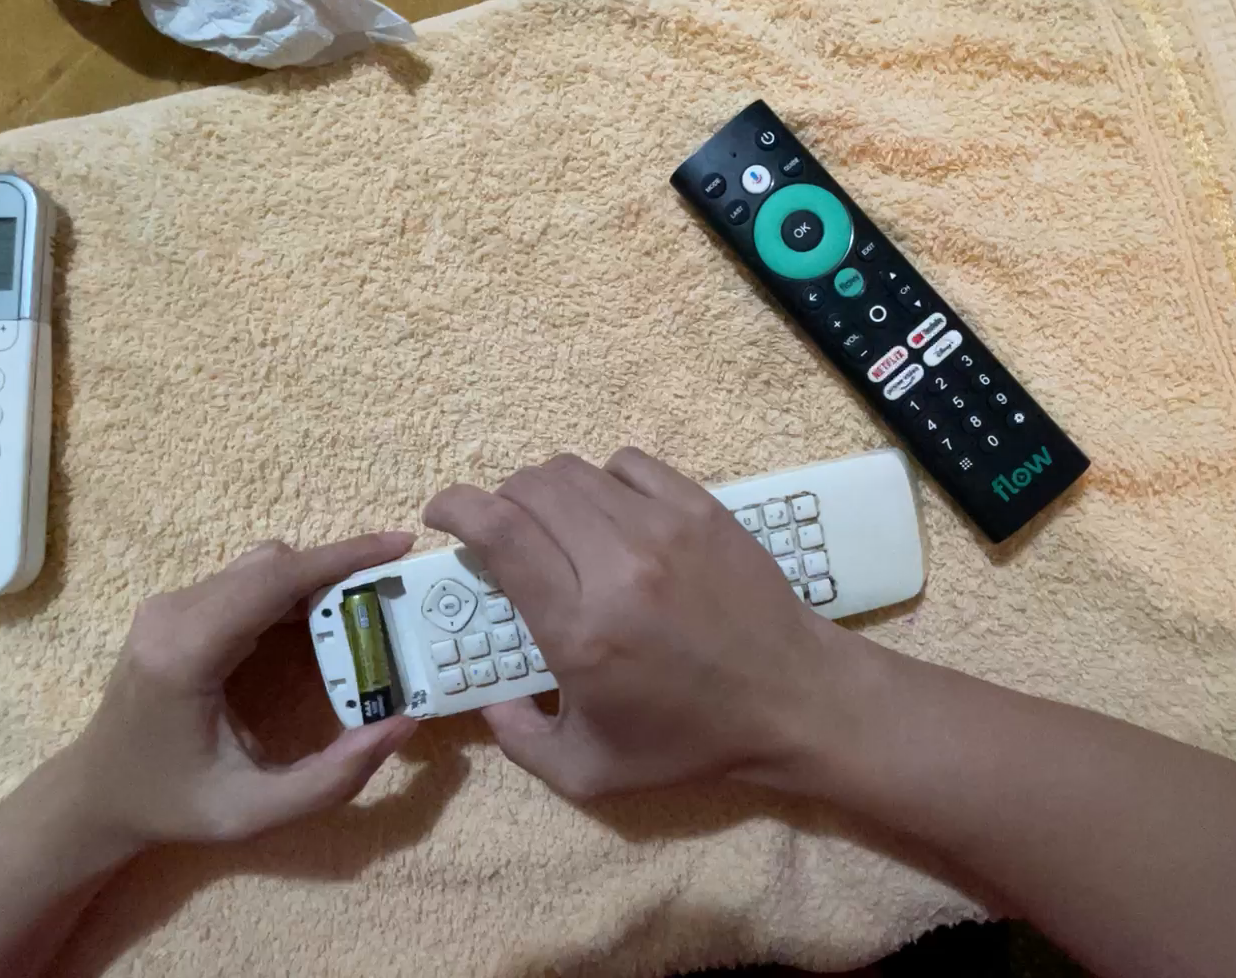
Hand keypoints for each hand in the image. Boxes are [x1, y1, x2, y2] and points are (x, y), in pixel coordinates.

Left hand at [57, 533, 419, 847]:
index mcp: (187, 654)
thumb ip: (333, 778)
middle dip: (342, 567)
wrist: (93, 795)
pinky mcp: (179, 606)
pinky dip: (297, 586)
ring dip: (319, 576)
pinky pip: (252, 577)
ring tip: (362, 607)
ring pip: (266, 564)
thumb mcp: (254, 812)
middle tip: (394, 588)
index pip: (275, 580)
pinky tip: (320, 617)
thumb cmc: (172, 804)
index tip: (401, 543)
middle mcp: (174, 614)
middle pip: (276, 564)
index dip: (343, 557)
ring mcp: (172, 605)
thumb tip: (403, 723)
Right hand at [424, 449, 848, 797]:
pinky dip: (604, 480)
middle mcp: (616, 565)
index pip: (500, 534)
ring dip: (547, 490)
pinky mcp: (702, 508)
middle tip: (505, 533)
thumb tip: (485, 697)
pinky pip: (630, 464)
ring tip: (556, 524)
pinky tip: (613, 512)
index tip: (442, 512)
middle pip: (530, 489)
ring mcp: (664, 527)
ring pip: (575, 471)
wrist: (793, 698)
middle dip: (499, 501)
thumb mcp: (590, 771)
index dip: (457, 507)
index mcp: (580, 629)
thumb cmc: (691, 739)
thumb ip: (518, 740)